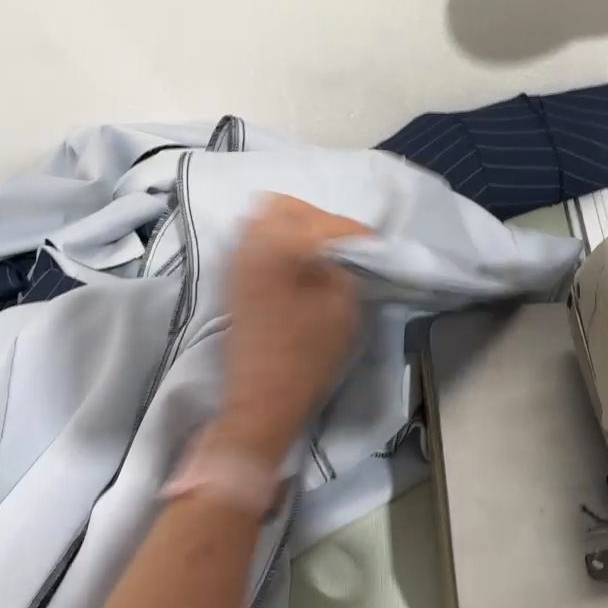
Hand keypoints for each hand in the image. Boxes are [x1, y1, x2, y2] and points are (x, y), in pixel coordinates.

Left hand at [216, 195, 368, 464]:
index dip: (359, 235)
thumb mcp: (342, 308)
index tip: (377, 250)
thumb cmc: (307, 357)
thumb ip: (346, 267)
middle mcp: (251, 240)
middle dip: (321, 222)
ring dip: (296, 229)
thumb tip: (347, 250)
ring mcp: (235, 258)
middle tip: (344, 250)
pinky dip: (277, 244)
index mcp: (281, 244)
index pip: (330, 223)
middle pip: (290, 207)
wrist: (261, 399)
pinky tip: (296, 268)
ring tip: (320, 258)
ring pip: (267, 219)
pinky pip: (254, 240)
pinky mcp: (230, 277)